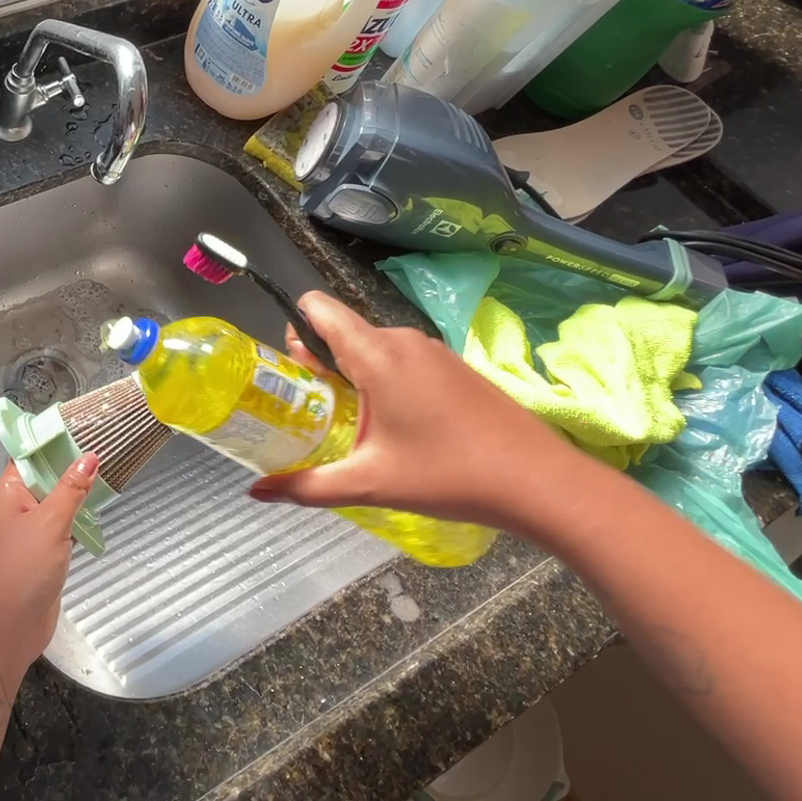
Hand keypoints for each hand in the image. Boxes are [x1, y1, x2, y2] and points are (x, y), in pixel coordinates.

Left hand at [0, 456, 97, 665]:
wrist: (9, 626)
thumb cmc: (22, 568)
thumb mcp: (50, 522)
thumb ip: (71, 489)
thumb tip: (90, 456)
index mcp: (11, 489)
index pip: (31, 452)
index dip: (54, 437)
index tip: (84, 422)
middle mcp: (19, 503)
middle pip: (47, 474)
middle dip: (72, 462)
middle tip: (108, 442)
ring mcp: (32, 528)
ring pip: (58, 499)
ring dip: (78, 489)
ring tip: (111, 468)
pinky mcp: (45, 550)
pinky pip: (64, 523)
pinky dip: (80, 515)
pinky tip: (100, 507)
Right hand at [249, 291, 590, 534]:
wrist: (545, 486)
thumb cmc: (450, 476)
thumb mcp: (370, 483)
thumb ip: (307, 485)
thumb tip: (256, 493)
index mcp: (376, 354)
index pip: (318, 308)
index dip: (294, 329)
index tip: (291, 369)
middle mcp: (402, 340)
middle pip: (340, 330)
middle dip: (318, 360)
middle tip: (313, 404)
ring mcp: (433, 351)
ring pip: (371, 346)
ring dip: (351, 371)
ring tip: (350, 419)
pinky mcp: (455, 367)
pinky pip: (400, 358)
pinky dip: (383, 379)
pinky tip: (394, 423)